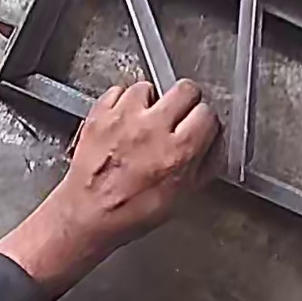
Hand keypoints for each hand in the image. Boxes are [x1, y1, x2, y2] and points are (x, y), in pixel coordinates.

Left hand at [0, 79, 217, 296]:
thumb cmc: (131, 210)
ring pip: (148, 87)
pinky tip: (123, 119)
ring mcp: (124, 118)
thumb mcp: (182, 196)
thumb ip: (203, 164)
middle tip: (177, 114)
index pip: (207, 113)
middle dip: (185, 101)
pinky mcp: (100, 114)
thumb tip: (213, 142)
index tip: (198, 125)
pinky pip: (117, 92)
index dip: (204, 120)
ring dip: (150, 101)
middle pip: (185, 89)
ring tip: (145, 119)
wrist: (89, 213)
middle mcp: (152, 130)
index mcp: (178, 152)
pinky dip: (121, 102)